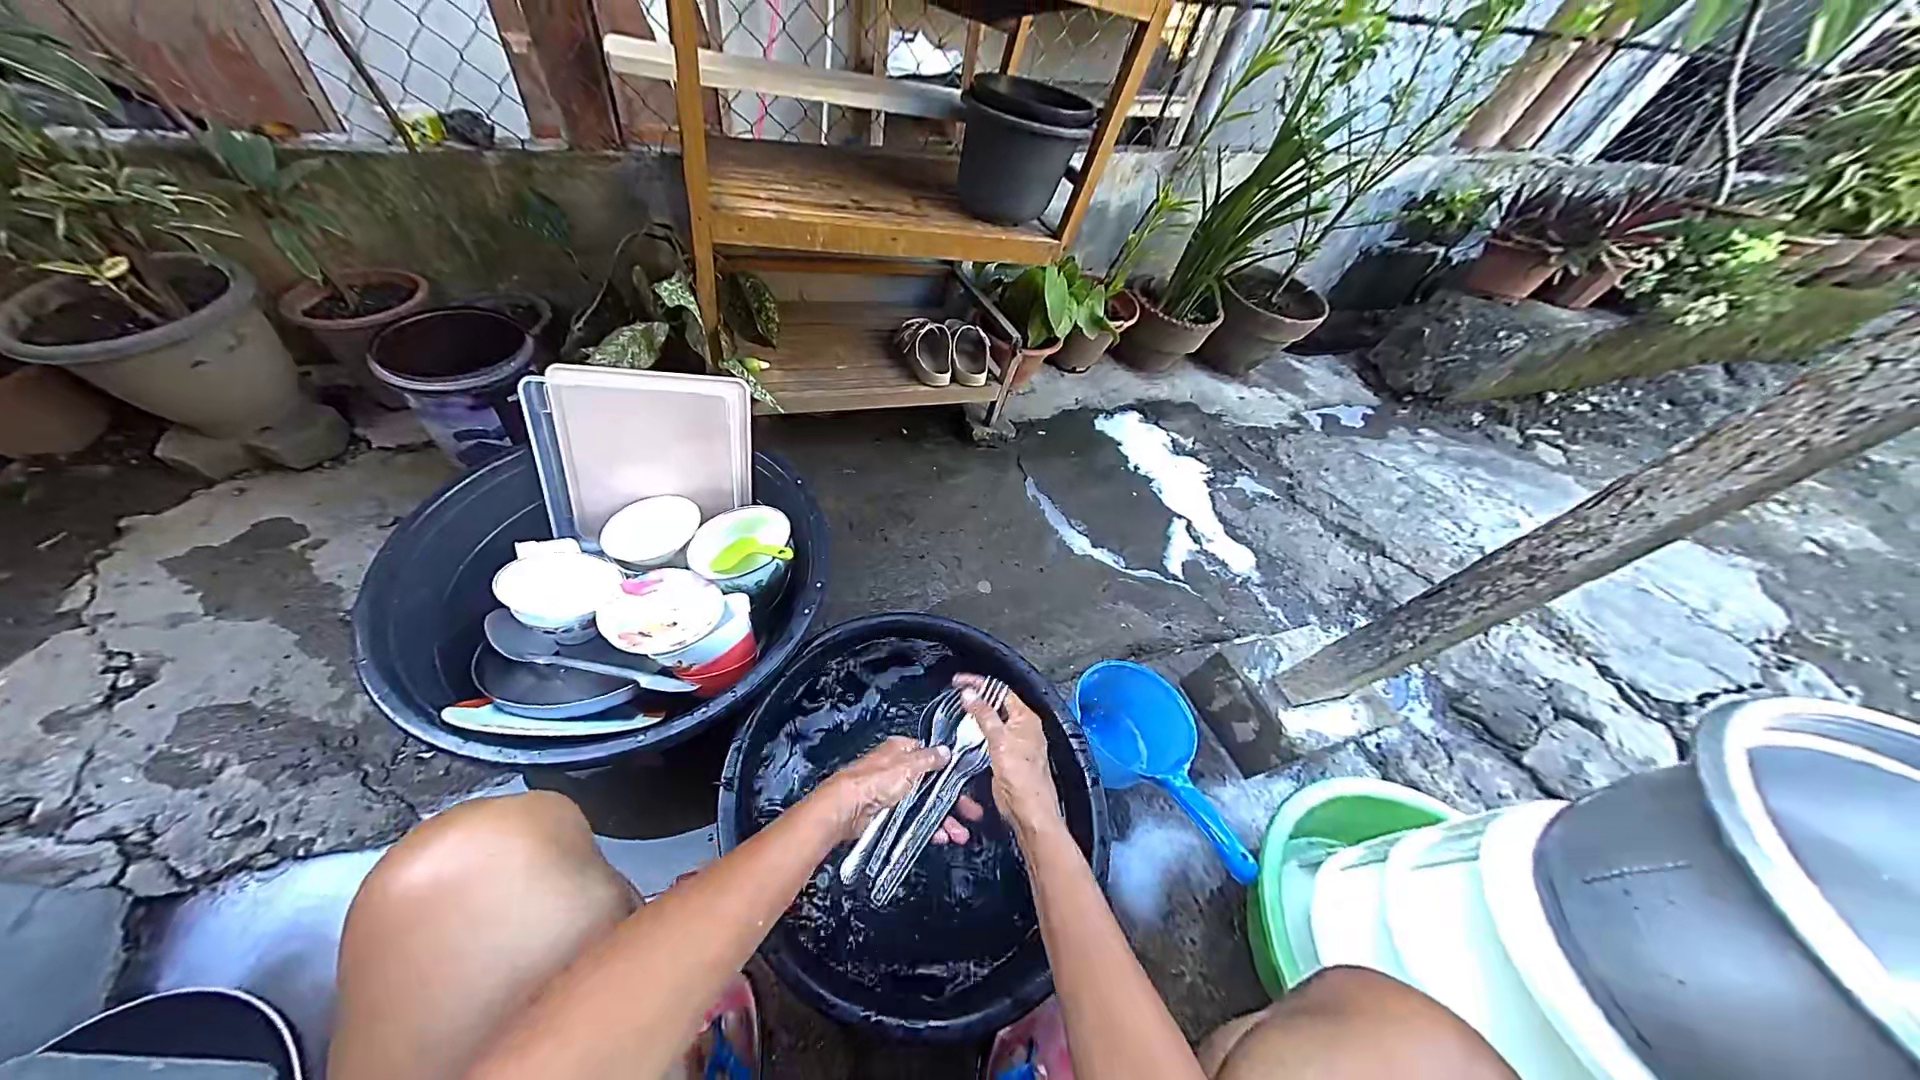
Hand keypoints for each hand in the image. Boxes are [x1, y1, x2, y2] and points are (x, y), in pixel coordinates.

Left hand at [815, 736, 962, 843]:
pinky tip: (941, 836)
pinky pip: (915, 821)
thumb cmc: (872, 781)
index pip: (932, 757)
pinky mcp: (889, 815)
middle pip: (932, 785)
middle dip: (952, 801)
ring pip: (926, 805)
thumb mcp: (908, 765)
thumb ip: (930, 758)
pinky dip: (930, 828)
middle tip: (970, 814)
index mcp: (901, 751)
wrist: (846, 810)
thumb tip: (945, 749)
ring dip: (945, 819)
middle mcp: (898, 771)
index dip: (950, 771)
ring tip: (960, 833)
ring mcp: (894, 794)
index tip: (966, 785)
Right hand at [954, 674, 1062, 839]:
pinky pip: (990, 737)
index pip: (1000, 690)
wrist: (1029, 812)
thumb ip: (984, 716)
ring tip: (958, 709)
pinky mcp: (1006, 756)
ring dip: (976, 714)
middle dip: (977, 697)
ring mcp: (1015, 742)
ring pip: (992, 720)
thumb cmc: (1024, 780)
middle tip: (957, 692)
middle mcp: (1022, 727)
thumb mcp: (1000, 741)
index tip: (960, 682)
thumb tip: (970, 694)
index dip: (980, 684)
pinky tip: (966, 733)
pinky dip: (977, 732)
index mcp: (1026, 718)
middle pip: (997, 704)